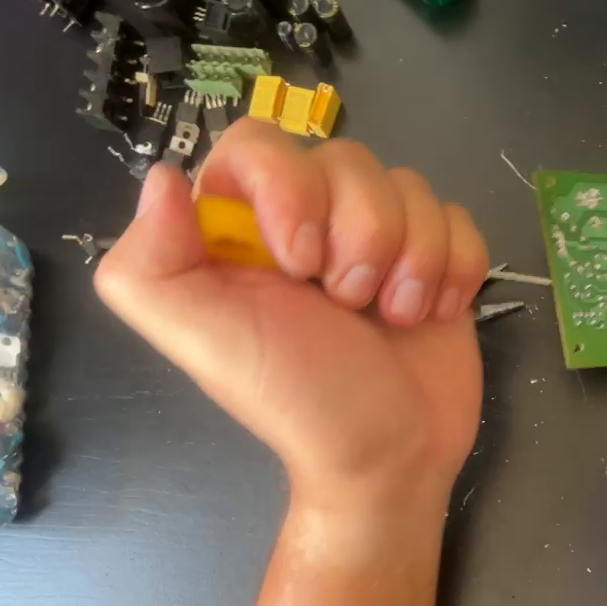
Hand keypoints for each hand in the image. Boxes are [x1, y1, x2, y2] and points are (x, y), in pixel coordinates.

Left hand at [95, 124, 489, 512]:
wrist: (392, 459)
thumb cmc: (300, 405)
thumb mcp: (205, 346)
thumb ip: (149, 266)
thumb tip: (165, 181)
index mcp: (246, 234)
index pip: (262, 146)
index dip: (292, 190)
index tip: (302, 266)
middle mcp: (313, 225)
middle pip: (349, 160)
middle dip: (364, 235)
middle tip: (353, 305)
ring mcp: (381, 243)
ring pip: (409, 187)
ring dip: (414, 258)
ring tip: (398, 318)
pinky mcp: (436, 263)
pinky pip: (457, 220)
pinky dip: (456, 266)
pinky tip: (435, 312)